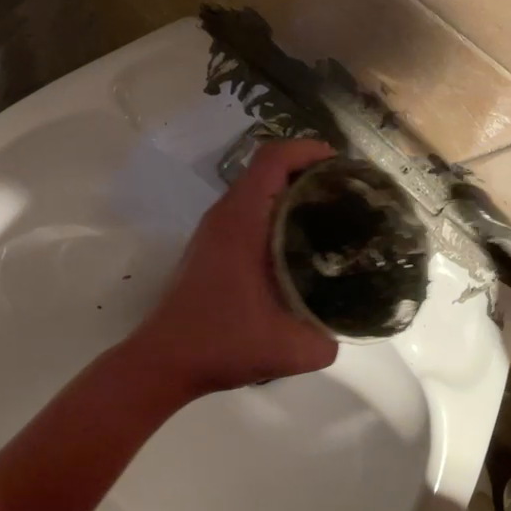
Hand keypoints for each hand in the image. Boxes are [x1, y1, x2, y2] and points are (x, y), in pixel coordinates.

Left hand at [124, 139, 340, 396]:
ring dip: (291, 193)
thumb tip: (345, 324)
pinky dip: (275, 212)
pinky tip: (298, 244)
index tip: (341, 165)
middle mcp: (225, 215)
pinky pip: (248, 211)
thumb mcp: (289, 348)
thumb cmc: (222, 343)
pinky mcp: (210, 246)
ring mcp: (214, 230)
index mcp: (242, 221)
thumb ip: (327, 338)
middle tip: (346, 193)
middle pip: (268, 169)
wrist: (164, 360)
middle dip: (308, 171)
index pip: (273, 159)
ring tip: (329, 214)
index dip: (308, 150)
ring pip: (257, 191)